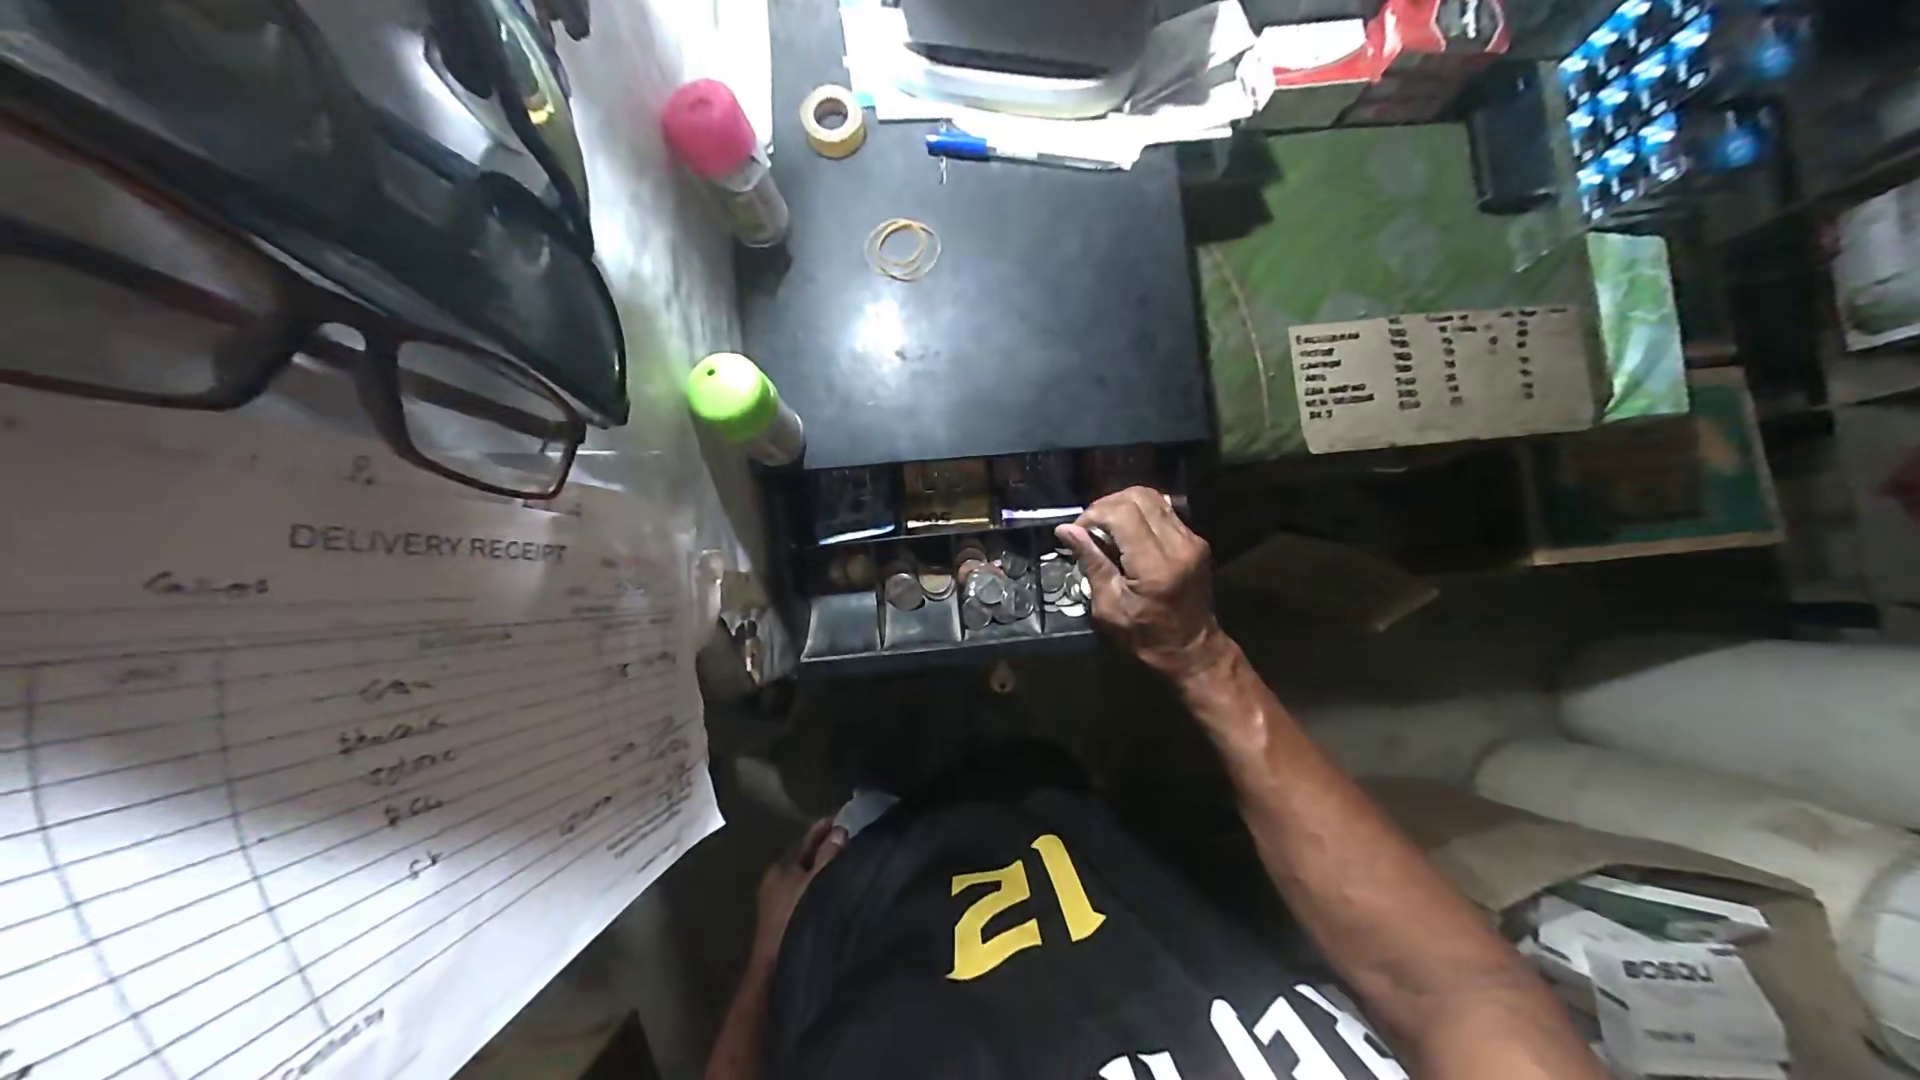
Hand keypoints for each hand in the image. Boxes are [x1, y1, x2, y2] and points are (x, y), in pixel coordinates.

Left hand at [750, 819, 847, 968]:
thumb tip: (840, 830)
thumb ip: (829, 854)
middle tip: (849, 838)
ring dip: (822, 868)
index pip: (806, 839)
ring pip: (804, 875)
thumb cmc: (796, 919)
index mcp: (781, 867)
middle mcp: (775, 881)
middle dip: (824, 847)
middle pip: (804, 856)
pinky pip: (805, 892)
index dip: (824, 827)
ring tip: (846, 863)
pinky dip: (819, 885)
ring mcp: (776, 903)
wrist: (776, 973)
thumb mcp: (817, 881)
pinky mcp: (782, 922)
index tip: (843, 816)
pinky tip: (834, 890)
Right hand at [1056, 488, 1230, 680]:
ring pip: (1153, 498)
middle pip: (1139, 497)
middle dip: (1106, 505)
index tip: (1078, 531)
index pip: (1123, 513)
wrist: (1192, 650)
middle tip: (1089, 527)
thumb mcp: (1108, 606)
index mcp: (1155, 566)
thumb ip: (1091, 562)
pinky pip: (1163, 511)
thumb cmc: (1144, 637)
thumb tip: (1065, 529)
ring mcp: (1191, 540)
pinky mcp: (1196, 541)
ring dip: (1123, 505)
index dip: (1094, 514)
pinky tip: (1126, 532)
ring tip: (1106, 527)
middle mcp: (1178, 545)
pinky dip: (1140, 513)